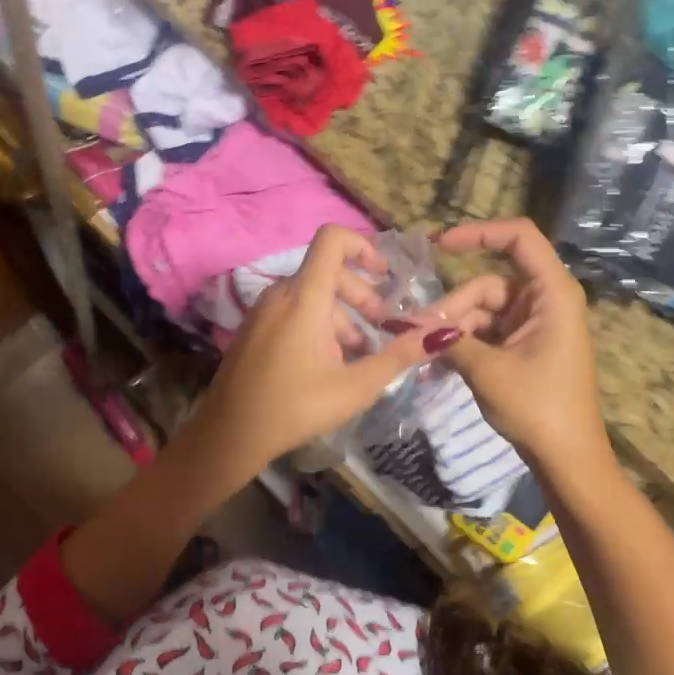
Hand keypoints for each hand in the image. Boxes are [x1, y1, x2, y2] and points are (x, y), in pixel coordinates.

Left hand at [194, 225, 450, 474]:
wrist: (229, 434)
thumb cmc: (295, 408)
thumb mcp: (356, 386)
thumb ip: (399, 356)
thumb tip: (444, 333)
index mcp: (304, 297)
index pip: (332, 240)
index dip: (363, 247)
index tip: (385, 276)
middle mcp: (280, 294)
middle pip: (328, 272)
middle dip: (362, 296)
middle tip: (382, 329)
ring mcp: (262, 311)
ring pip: (311, 296)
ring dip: (342, 317)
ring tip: (359, 355)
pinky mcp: (253, 329)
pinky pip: (293, 312)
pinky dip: (318, 325)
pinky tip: (329, 363)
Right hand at [424, 219, 611, 468]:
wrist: (567, 458)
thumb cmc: (537, 407)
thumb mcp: (487, 371)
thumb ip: (449, 341)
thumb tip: (407, 326)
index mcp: (552, 293)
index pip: (519, 238)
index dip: (479, 233)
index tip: (438, 245)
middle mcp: (546, 301)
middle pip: (488, 285)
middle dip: (451, 307)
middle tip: (414, 333)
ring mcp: (535, 326)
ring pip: (482, 312)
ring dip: (452, 330)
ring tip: (420, 354)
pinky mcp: (525, 348)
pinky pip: (487, 334)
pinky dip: (463, 345)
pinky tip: (435, 363)